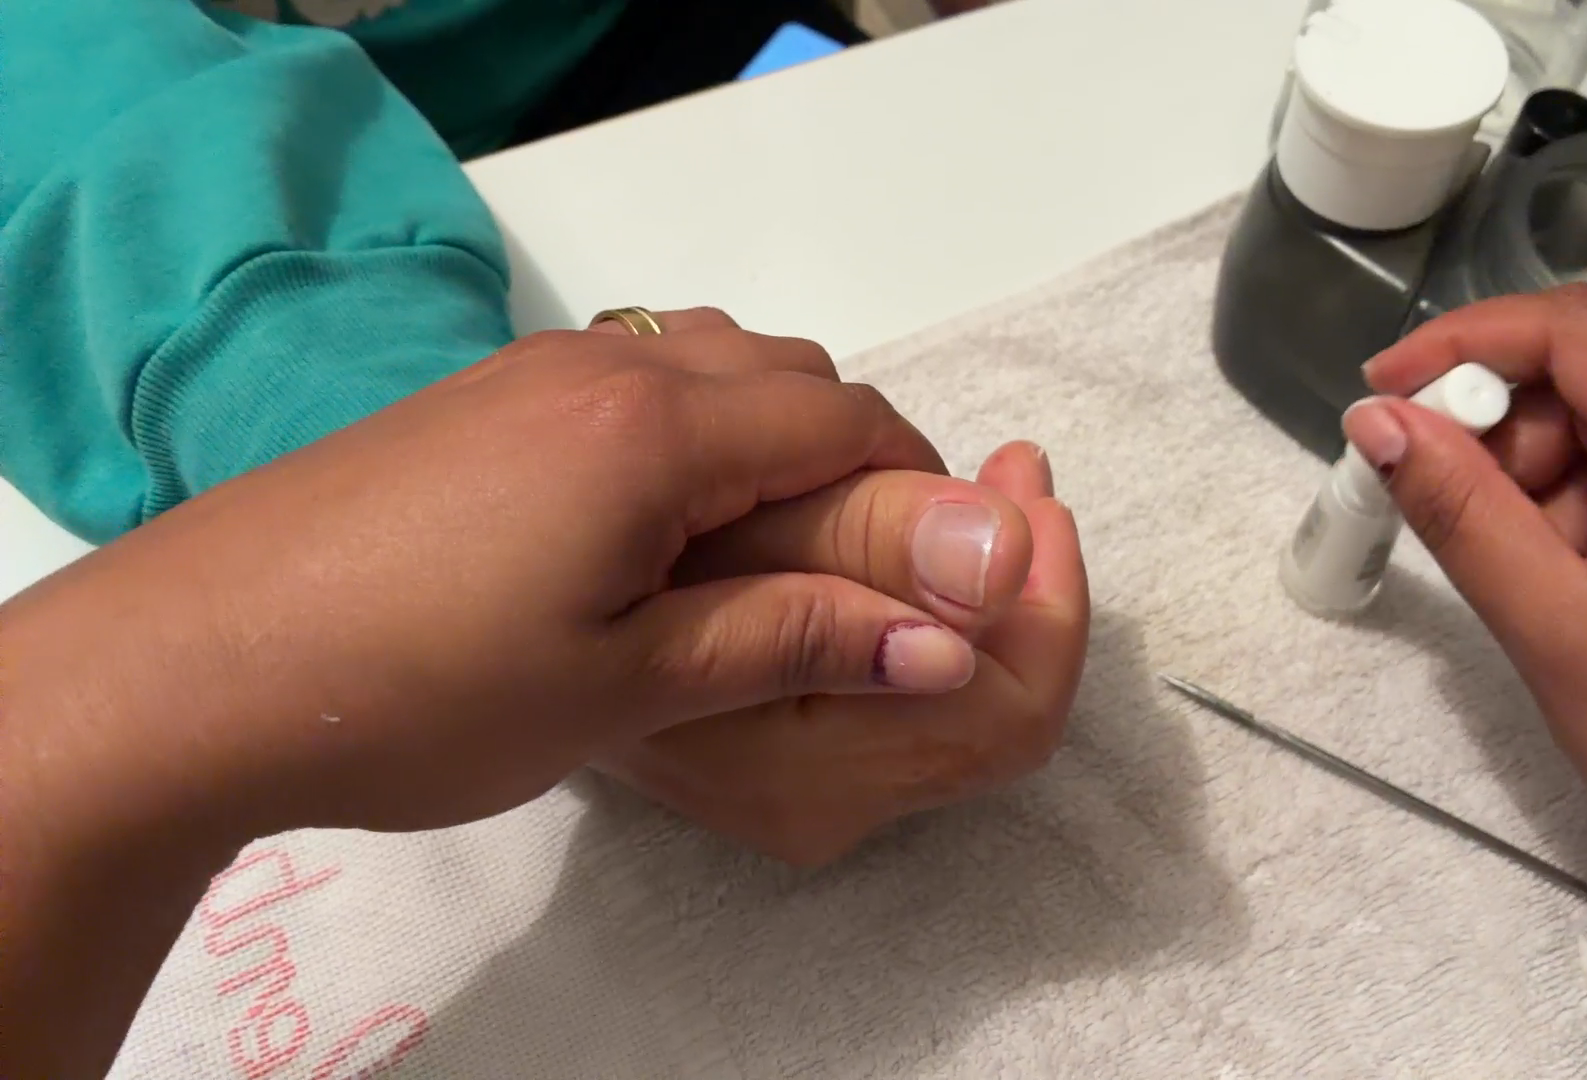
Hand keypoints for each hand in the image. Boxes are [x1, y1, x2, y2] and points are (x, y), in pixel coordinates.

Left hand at [1, 313, 1000, 1075]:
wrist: (182, 676)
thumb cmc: (429, 691)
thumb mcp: (635, 685)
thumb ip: (796, 642)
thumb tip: (943, 650)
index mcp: (657, 430)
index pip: (843, 417)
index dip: (913, 475)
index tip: (932, 547)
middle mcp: (614, 366)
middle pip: (793, 371)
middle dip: (855, 449)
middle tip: (854, 550)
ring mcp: (548, 365)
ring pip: (724, 359)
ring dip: (778, 429)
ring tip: (771, 529)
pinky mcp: (501, 389)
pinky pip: (655, 371)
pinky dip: (710, 422)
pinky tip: (675, 506)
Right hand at [601, 440, 1089, 864]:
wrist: (526, 632)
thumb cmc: (605, 569)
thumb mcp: (743, 528)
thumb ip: (874, 543)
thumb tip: (1011, 552)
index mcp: (812, 772)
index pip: (1010, 715)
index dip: (1049, 602)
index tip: (1033, 494)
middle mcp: (828, 812)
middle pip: (1005, 712)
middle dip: (1027, 584)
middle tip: (1013, 476)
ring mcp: (823, 800)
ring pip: (973, 702)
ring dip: (990, 590)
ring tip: (983, 492)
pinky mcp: (817, 769)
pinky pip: (929, 699)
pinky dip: (946, 612)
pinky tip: (925, 540)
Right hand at [1351, 285, 1586, 1076]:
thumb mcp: (1552, 629)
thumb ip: (1458, 510)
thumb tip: (1373, 421)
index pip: (1582, 332)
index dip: (1462, 342)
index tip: (1376, 389)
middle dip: (1500, 435)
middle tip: (1449, 516)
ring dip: (1537, 479)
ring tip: (1533, 572)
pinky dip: (1580, 502)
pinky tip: (1576, 573)